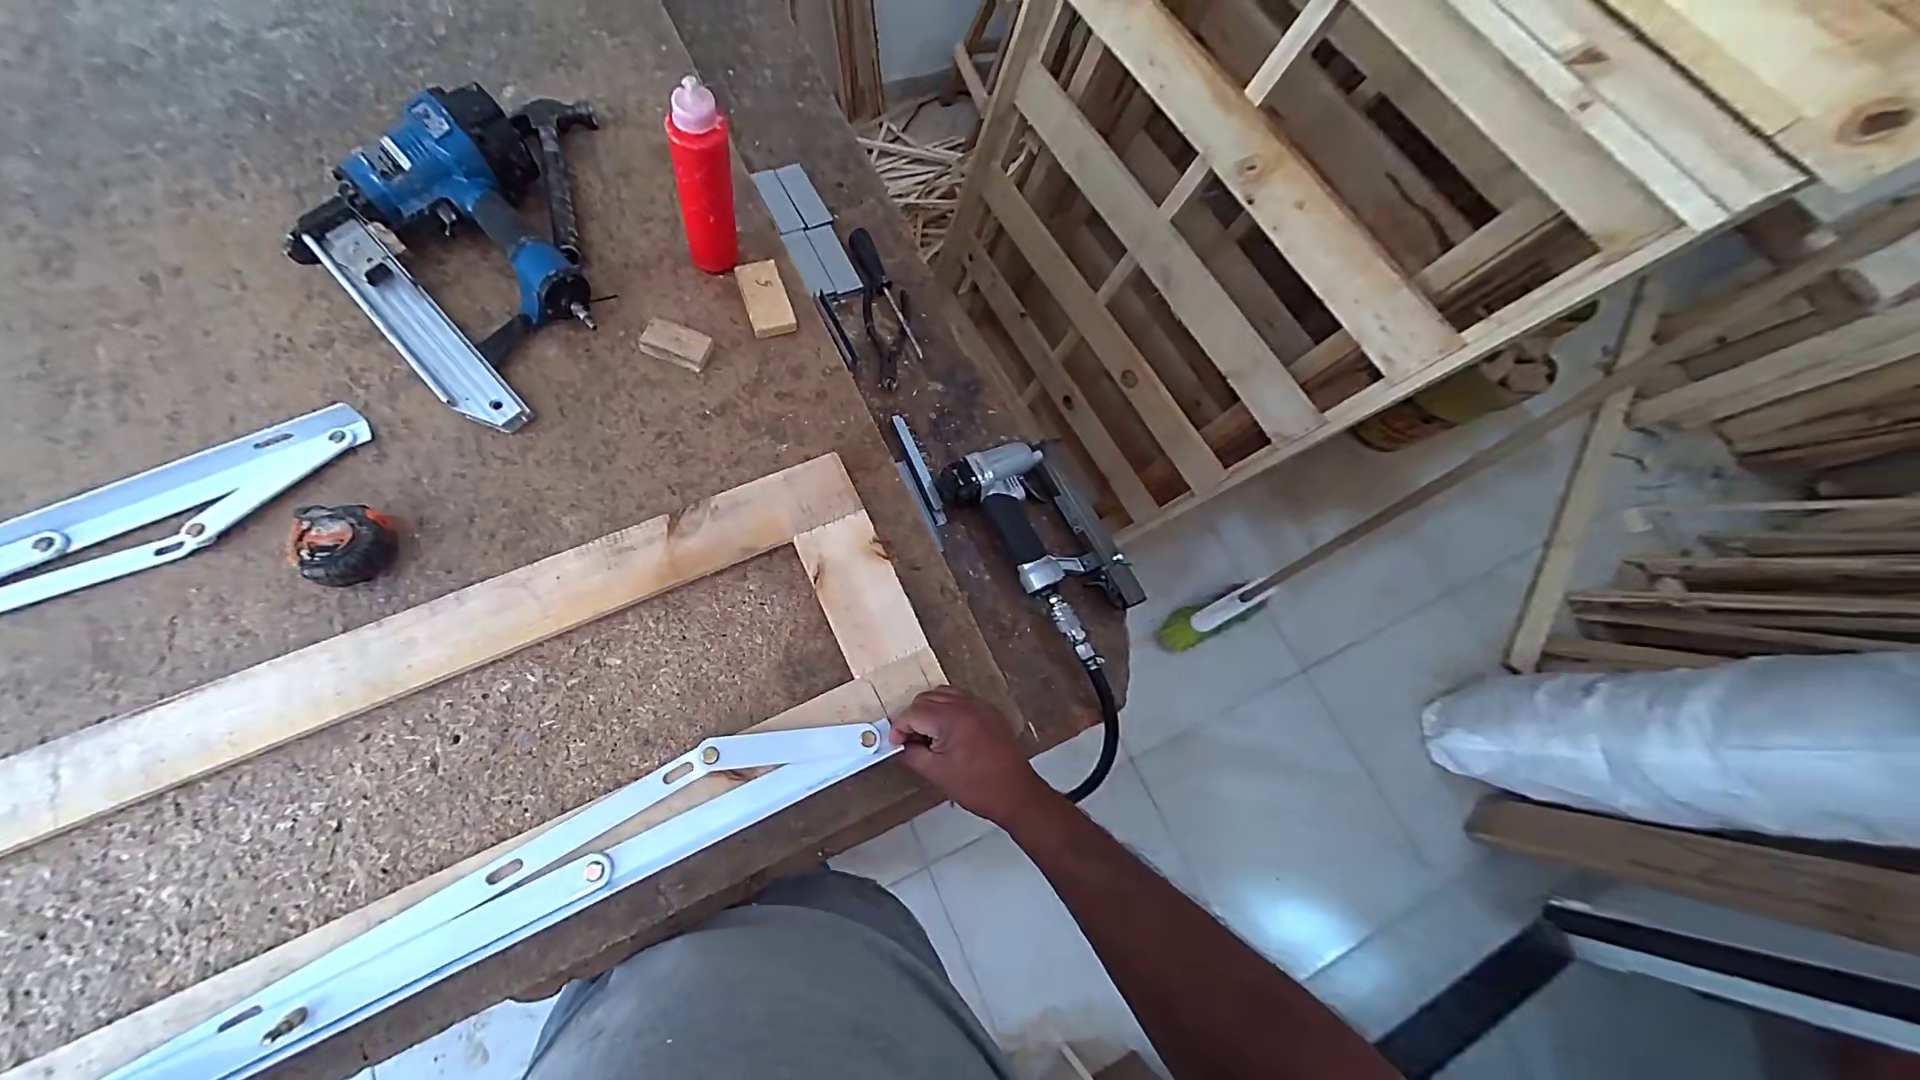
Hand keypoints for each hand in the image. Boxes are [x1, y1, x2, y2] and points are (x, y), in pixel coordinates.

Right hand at [890, 686, 1058, 826]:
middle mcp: (966, 704)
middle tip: (911, 742)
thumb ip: (913, 755)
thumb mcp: (937, 773)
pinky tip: (947, 732)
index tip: (897, 745)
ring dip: (930, 710)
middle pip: (926, 698)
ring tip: (928, 737)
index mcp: (952, 718)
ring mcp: (980, 705)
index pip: (914, 712)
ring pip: (943, 694)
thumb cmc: (978, 786)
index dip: (900, 728)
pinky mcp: (989, 712)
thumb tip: (901, 747)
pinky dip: (947, 709)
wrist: (1015, 793)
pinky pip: (960, 699)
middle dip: (913, 718)